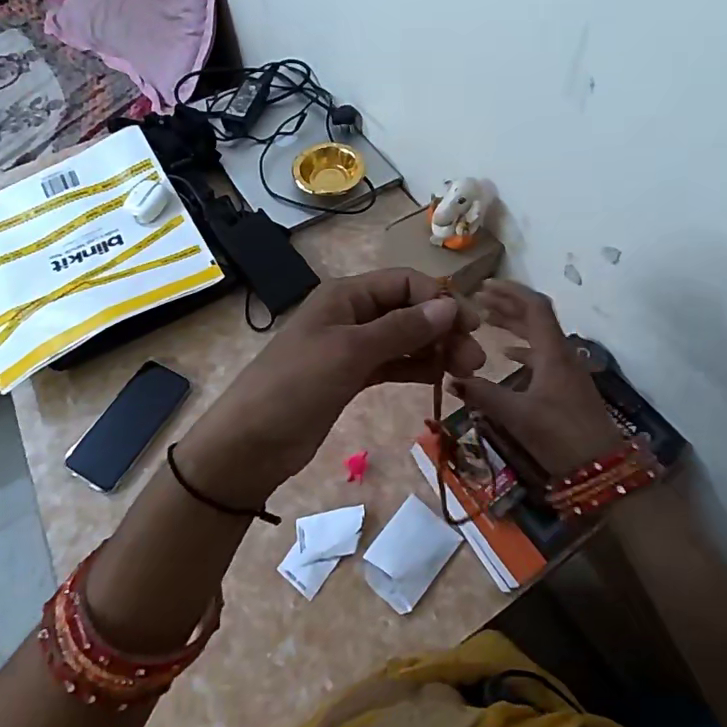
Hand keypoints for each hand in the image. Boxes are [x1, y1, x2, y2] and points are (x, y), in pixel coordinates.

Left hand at [179, 268, 484, 504]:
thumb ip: (401, 328)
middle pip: (409, 309)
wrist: (251, 442)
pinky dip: (416, 366)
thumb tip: (449, 305)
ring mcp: (351, 346)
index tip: (473, 327)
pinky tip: (439, 377)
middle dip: (444, 328)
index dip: (441, 299)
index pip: (405, 283)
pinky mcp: (351, 376)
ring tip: (466, 371)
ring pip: (404, 337)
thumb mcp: (350, 352)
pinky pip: (393, 362)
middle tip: (475, 360)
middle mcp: (351, 314)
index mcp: (346, 295)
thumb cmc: (297, 386)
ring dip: (435, 349)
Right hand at [452, 281, 625, 476]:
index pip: (535, 307)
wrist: (603, 469)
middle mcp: (562, 354)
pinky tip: (506, 355)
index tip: (484, 285)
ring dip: (514, 325)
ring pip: (538, 336)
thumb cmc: (560, 436)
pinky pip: (542, 355)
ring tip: (487, 320)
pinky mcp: (566, 387)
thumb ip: (483, 395)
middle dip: (507, 305)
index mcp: (553, 352)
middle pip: (536, 318)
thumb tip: (451, 379)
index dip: (511, 291)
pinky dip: (522, 349)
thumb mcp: (516, 415)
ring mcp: (567, 370)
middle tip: (478, 299)